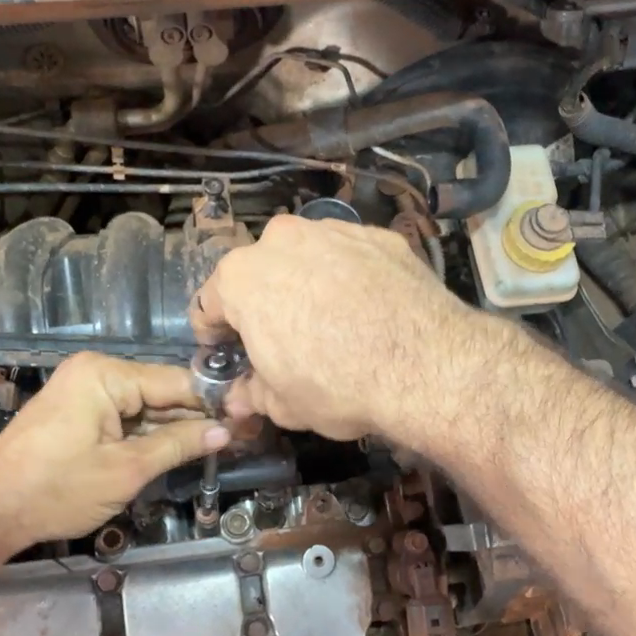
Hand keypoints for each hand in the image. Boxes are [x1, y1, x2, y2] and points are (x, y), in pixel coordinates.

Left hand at [0, 354, 229, 545]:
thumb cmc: (56, 489)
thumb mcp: (125, 469)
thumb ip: (178, 444)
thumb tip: (226, 431)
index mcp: (105, 375)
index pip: (175, 381)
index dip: (213, 403)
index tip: (248, 421)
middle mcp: (97, 373)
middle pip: (162, 392)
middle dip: (197, 418)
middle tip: (240, 439)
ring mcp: (86, 392)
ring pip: (146, 408)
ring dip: (176, 430)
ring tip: (221, 447)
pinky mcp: (81, 413)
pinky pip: (126, 418)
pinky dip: (149, 436)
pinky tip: (182, 450)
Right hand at [190, 215, 473, 441]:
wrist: (426, 366)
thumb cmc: (337, 386)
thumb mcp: (283, 404)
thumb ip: (253, 394)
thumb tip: (239, 399)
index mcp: (242, 278)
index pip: (208, 304)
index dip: (215, 334)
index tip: (228, 353)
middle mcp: (282, 240)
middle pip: (259, 274)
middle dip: (264, 305)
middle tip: (282, 342)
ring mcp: (335, 231)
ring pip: (307, 259)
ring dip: (308, 286)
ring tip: (330, 326)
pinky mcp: (381, 236)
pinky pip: (351, 258)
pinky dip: (351, 279)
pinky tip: (368, 312)